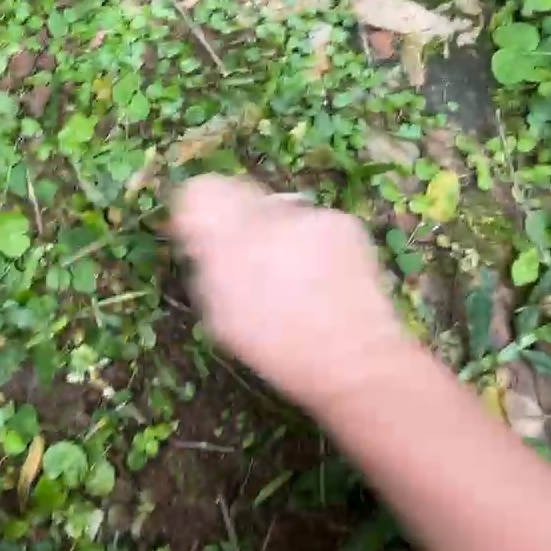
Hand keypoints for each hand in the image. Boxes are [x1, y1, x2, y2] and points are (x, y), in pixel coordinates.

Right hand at [169, 174, 419, 413]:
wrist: (354, 359)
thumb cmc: (277, 348)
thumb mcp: (222, 316)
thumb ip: (205, 264)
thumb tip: (197, 235)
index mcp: (227, 238)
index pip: (201, 191)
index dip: (199, 208)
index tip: (203, 233)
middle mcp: (266, 215)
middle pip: (238, 192)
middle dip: (238, 219)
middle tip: (249, 258)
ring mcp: (307, 215)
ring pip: (277, 210)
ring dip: (277, 232)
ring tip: (292, 276)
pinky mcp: (342, 221)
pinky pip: (313, 222)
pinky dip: (312, 241)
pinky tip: (322, 276)